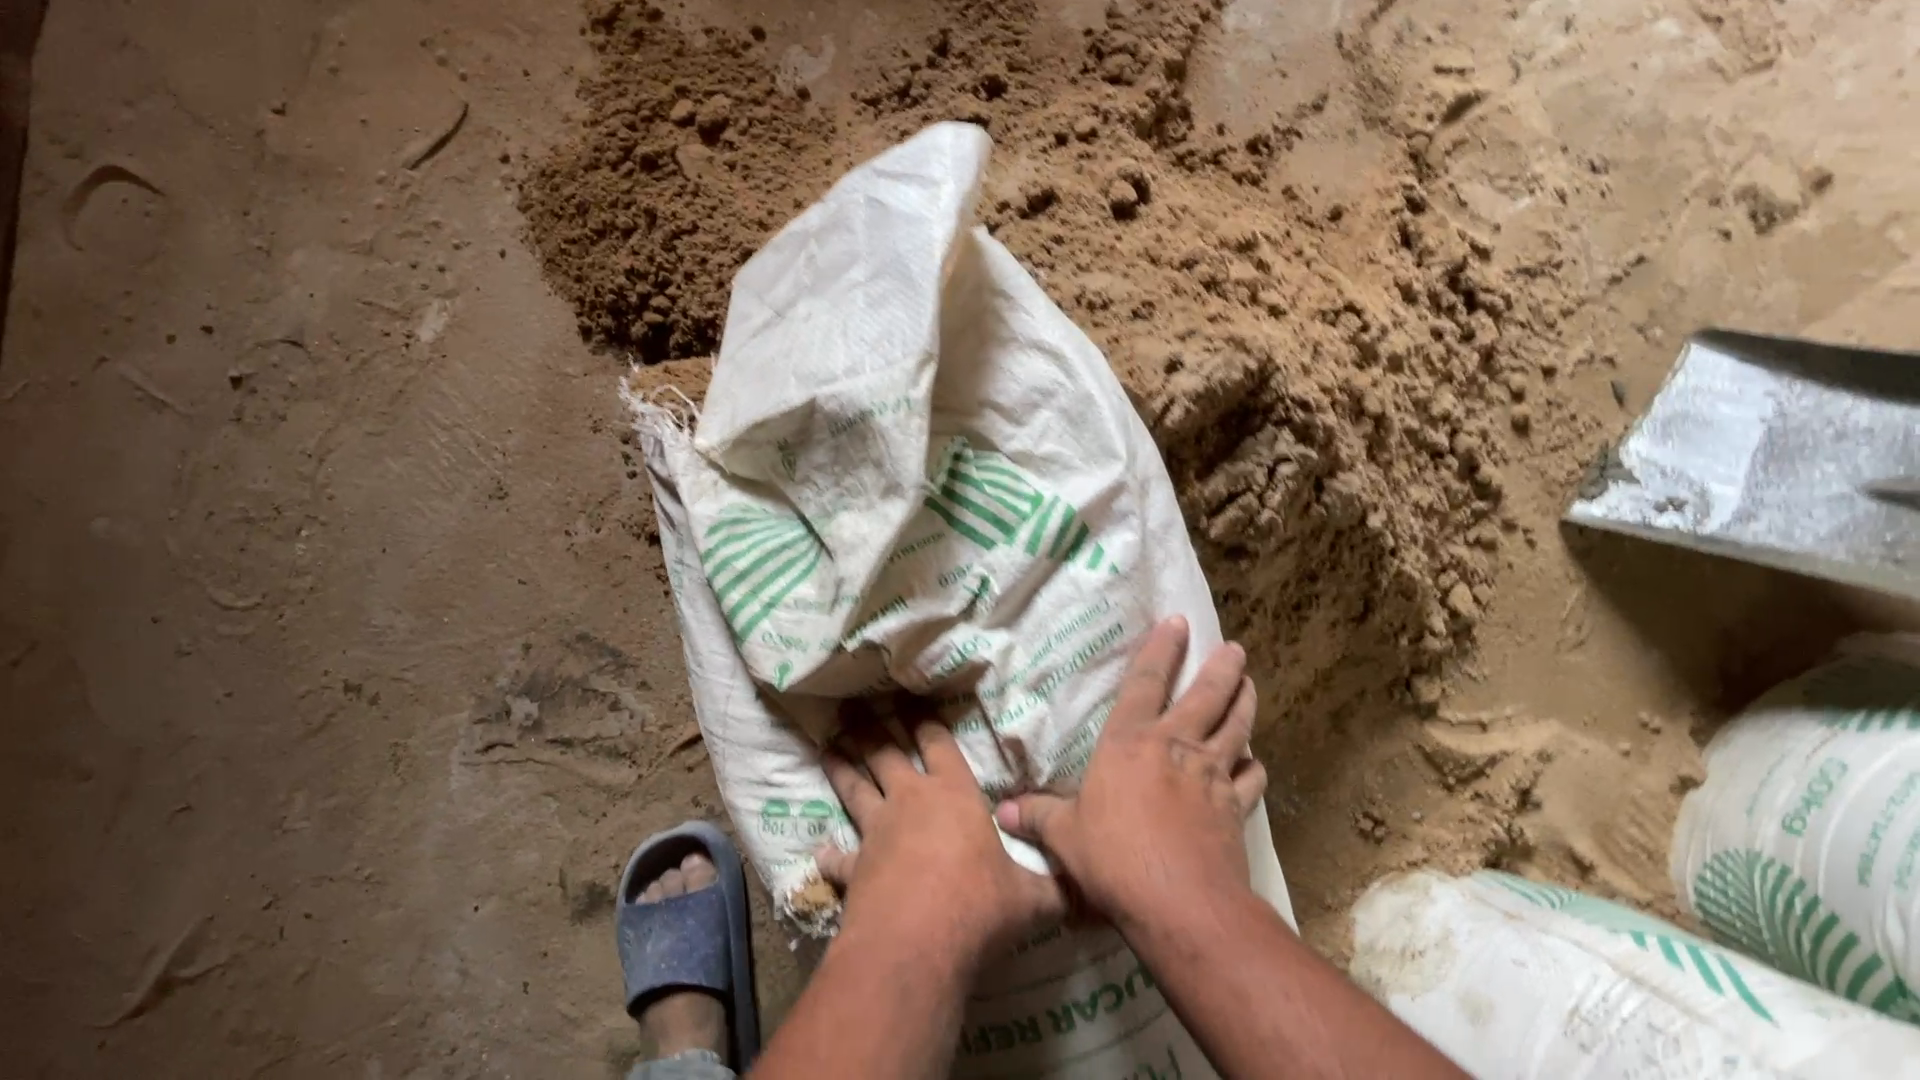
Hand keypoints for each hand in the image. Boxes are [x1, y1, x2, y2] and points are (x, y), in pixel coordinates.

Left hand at [815, 703, 1064, 963]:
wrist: (916, 946)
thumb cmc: (979, 908)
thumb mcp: (1032, 899)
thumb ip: (1060, 888)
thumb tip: (1093, 889)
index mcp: (954, 796)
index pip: (939, 745)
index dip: (924, 721)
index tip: (909, 700)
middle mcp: (911, 802)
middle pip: (886, 754)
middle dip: (870, 729)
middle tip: (852, 708)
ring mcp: (877, 833)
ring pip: (854, 789)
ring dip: (841, 767)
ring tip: (828, 747)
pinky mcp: (854, 868)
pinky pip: (838, 858)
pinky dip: (829, 855)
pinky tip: (820, 854)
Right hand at [993, 616, 1265, 928]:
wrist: (1179, 902)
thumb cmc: (1113, 859)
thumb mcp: (1065, 837)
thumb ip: (1037, 818)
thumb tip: (1001, 812)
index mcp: (1129, 742)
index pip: (1145, 682)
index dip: (1160, 650)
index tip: (1177, 622)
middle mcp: (1175, 747)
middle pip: (1207, 696)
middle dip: (1222, 668)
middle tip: (1235, 649)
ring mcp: (1211, 775)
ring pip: (1237, 728)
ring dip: (1246, 704)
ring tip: (1251, 686)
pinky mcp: (1235, 807)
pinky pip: (1252, 780)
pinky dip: (1254, 769)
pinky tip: (1254, 765)